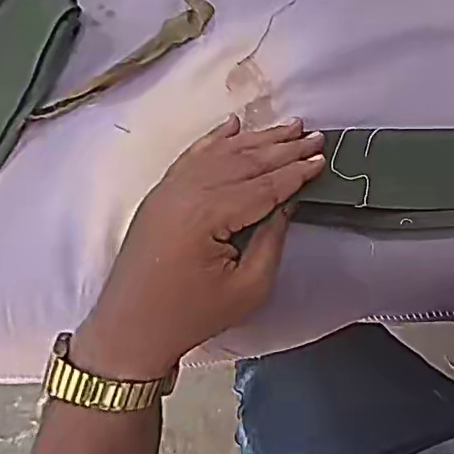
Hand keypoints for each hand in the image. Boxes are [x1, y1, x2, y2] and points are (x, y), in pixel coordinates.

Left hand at [75, 116, 325, 379]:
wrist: (130, 329)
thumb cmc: (193, 314)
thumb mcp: (249, 287)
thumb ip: (271, 239)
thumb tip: (287, 202)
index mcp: (209, 215)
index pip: (264, 186)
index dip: (296, 172)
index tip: (322, 158)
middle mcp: (187, 192)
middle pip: (245, 162)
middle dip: (284, 148)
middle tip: (315, 135)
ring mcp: (170, 189)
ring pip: (222, 153)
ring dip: (258, 138)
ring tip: (289, 125)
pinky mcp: (161, 194)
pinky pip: (193, 156)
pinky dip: (215, 139)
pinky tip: (233, 124)